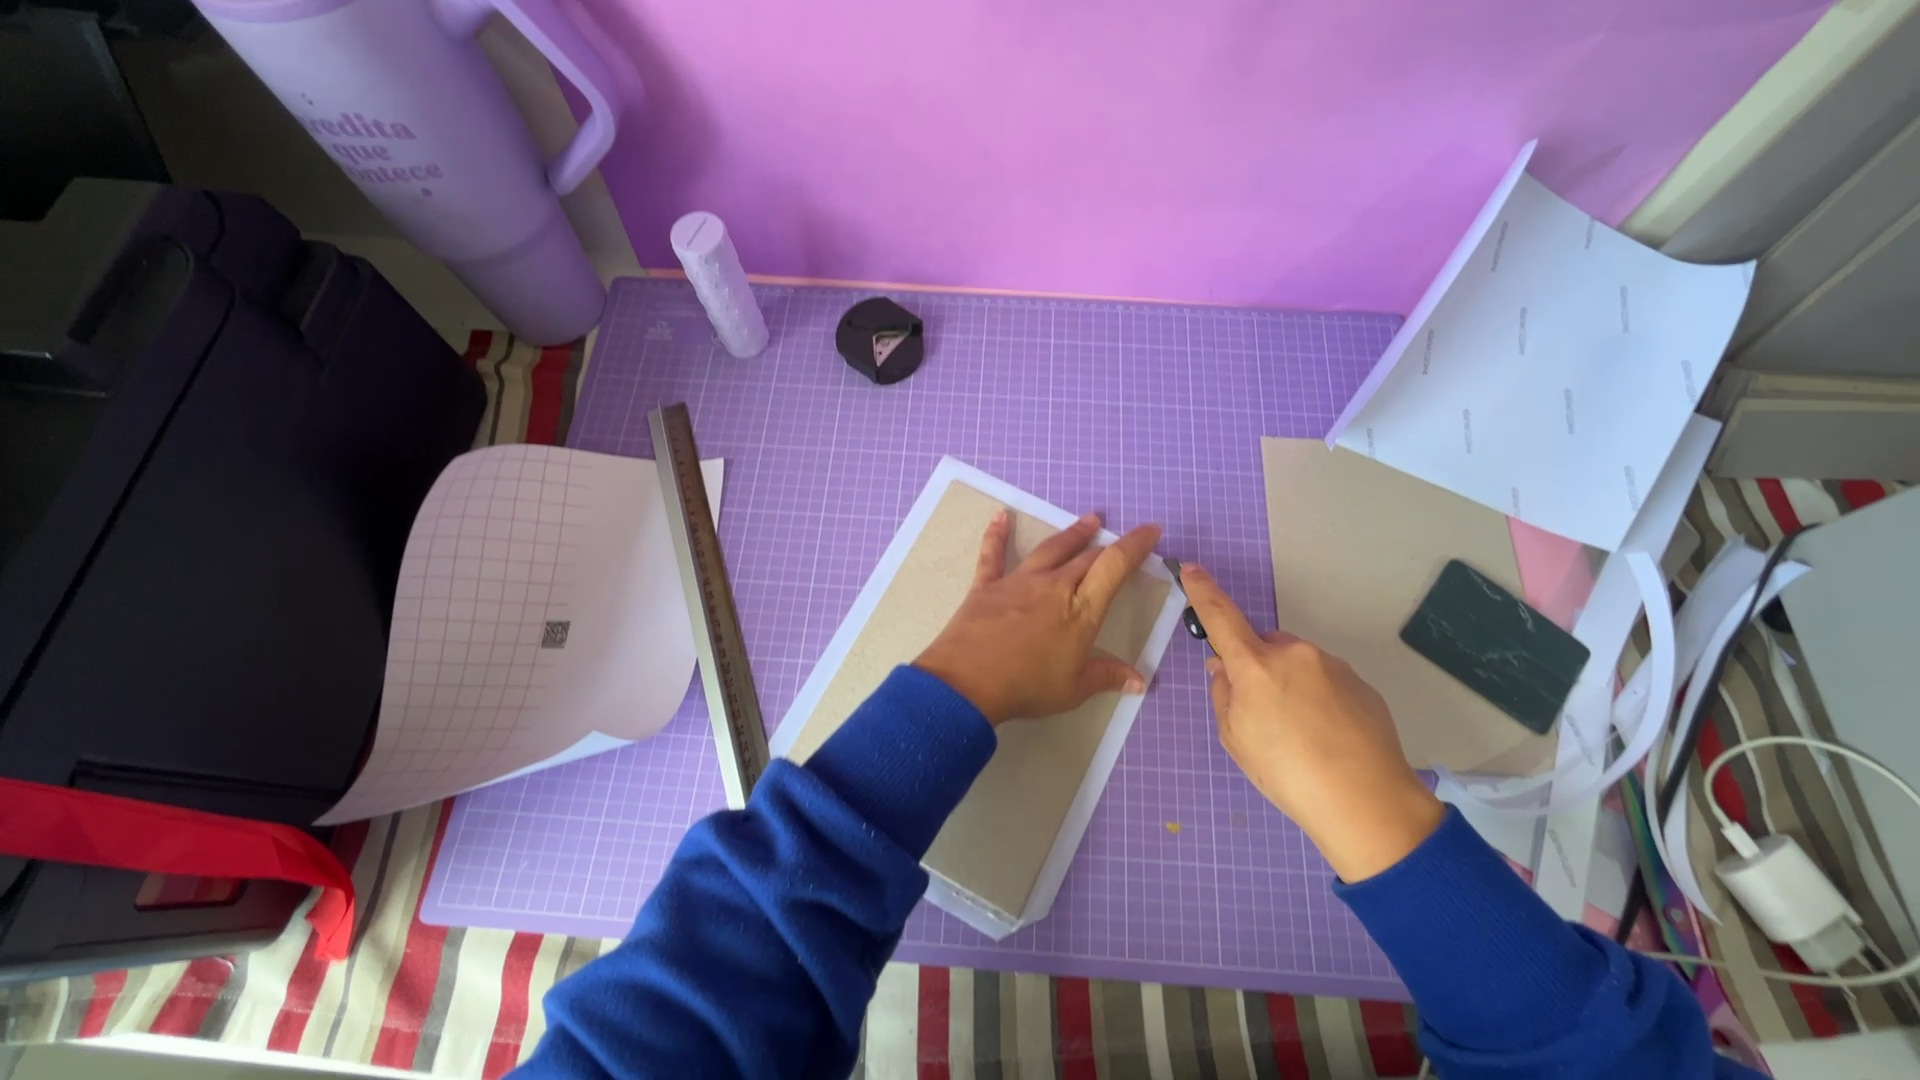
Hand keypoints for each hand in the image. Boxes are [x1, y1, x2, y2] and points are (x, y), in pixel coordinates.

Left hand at [915, 510, 1161, 726]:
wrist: (968, 683)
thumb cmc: (1027, 687)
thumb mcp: (1074, 689)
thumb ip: (1107, 677)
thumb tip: (1140, 681)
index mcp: (1081, 609)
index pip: (1114, 566)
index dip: (1135, 545)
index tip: (1150, 531)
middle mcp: (1053, 586)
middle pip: (1085, 558)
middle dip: (1107, 545)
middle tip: (1119, 535)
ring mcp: (1018, 582)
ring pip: (1050, 549)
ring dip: (1071, 534)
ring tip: (1088, 520)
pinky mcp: (987, 586)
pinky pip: (993, 554)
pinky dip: (997, 534)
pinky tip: (1001, 516)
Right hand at [1180, 564, 1444, 882]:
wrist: (1366, 802)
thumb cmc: (1286, 774)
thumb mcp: (1235, 739)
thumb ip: (1224, 696)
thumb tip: (1224, 670)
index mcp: (1256, 666)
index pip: (1221, 617)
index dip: (1202, 592)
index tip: (1191, 569)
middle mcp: (1295, 654)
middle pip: (1264, 647)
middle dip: (1257, 667)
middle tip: (1262, 713)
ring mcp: (1333, 665)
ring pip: (1297, 664)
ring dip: (1290, 684)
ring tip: (1301, 733)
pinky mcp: (1361, 683)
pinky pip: (1326, 680)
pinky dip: (1318, 699)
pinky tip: (1327, 736)